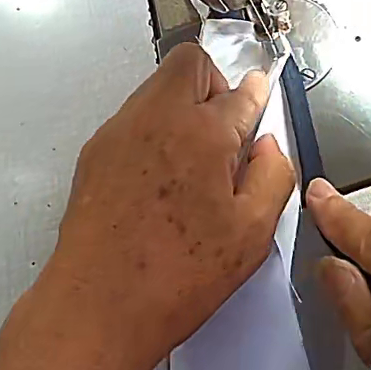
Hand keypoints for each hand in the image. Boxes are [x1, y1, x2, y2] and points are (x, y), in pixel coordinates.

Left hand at [44, 42, 294, 369]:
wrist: (96, 307)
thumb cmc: (176, 275)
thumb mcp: (252, 233)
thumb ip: (274, 174)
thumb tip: (268, 146)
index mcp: (203, 132)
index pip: (242, 91)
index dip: (258, 94)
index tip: (260, 96)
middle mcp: (158, 118)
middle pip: (190, 62)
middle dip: (215, 82)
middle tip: (225, 125)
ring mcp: (122, 130)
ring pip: (159, 85)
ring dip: (184, 103)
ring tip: (194, 156)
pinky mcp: (97, 150)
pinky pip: (135, 116)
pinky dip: (157, 127)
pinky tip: (163, 175)